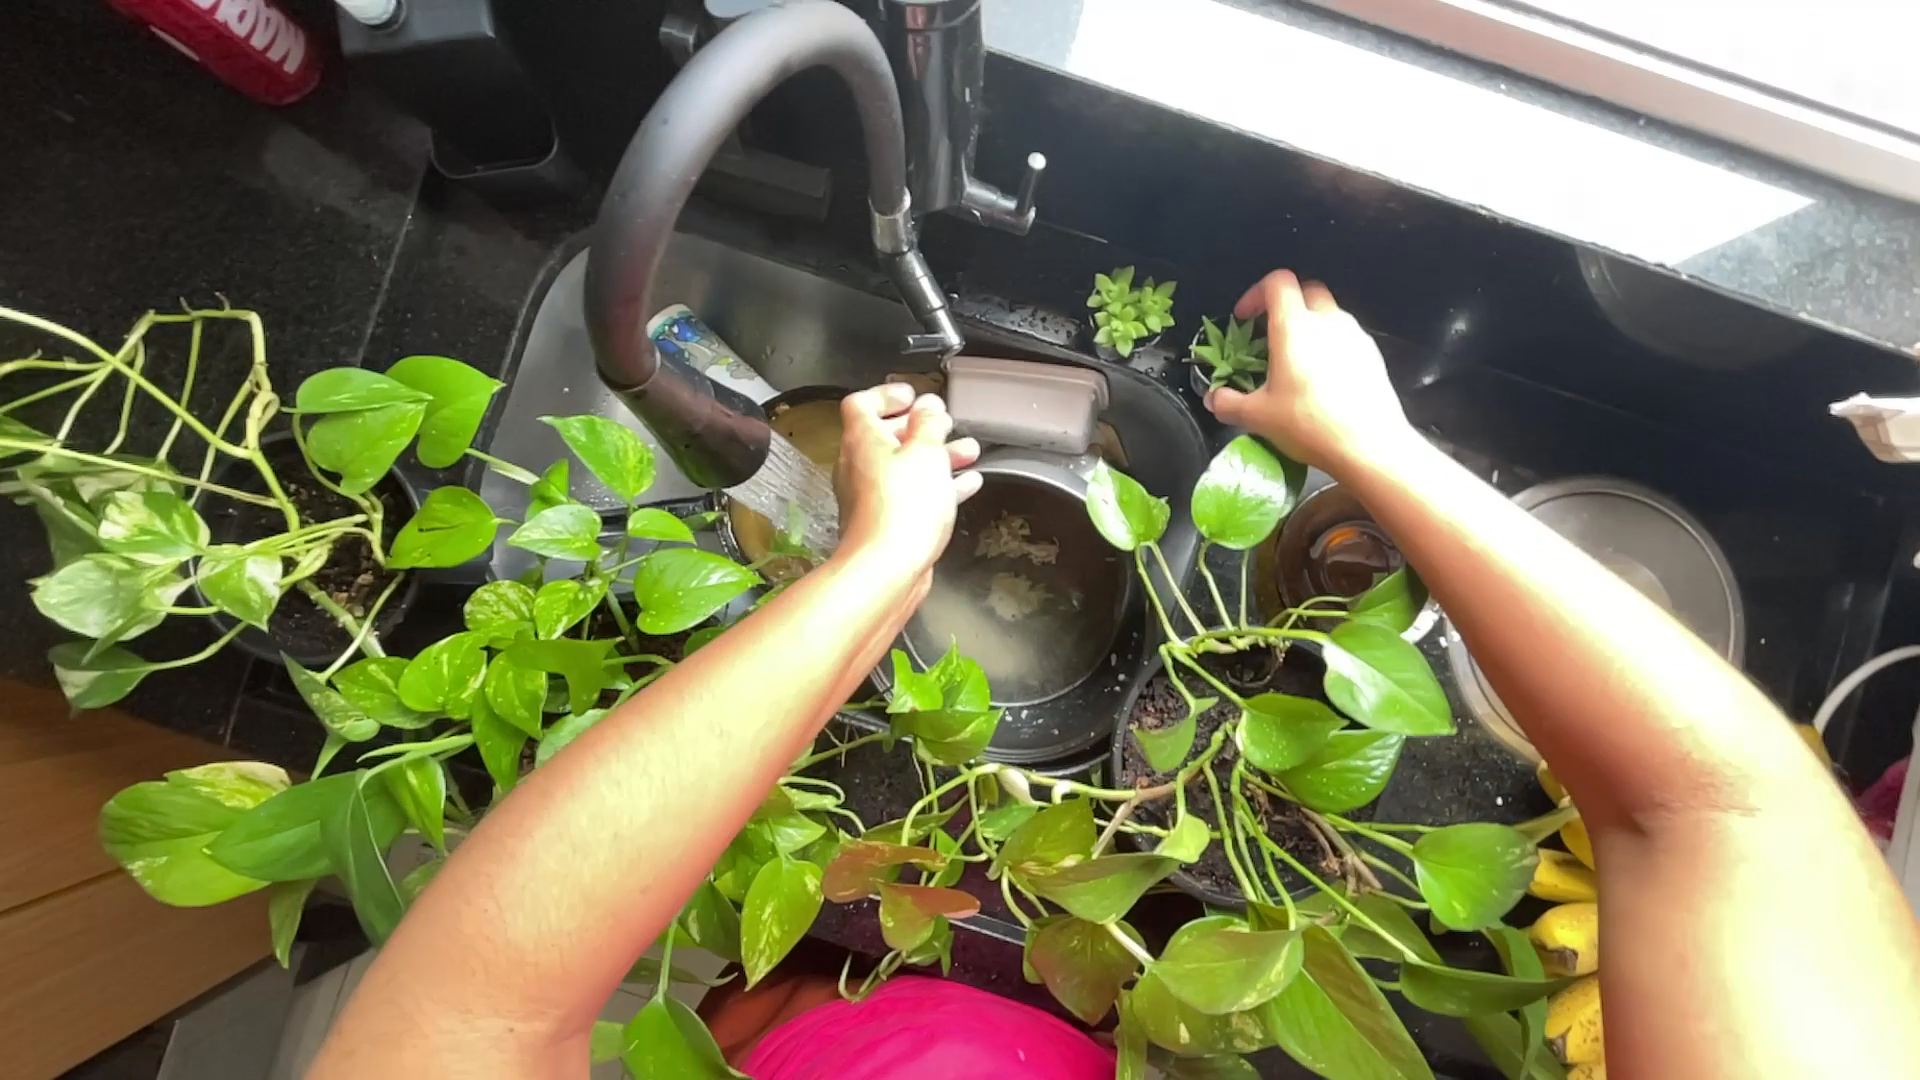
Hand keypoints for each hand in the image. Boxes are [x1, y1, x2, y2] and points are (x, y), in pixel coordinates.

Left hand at [834, 383, 981, 578]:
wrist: (887, 569)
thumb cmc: (902, 509)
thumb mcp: (926, 453)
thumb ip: (929, 426)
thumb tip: (929, 409)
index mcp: (862, 440)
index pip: (862, 403)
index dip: (887, 395)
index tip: (913, 395)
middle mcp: (859, 467)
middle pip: (887, 437)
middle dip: (921, 428)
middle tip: (944, 423)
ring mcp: (871, 497)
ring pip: (904, 467)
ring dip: (935, 457)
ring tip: (966, 451)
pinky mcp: (886, 523)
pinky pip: (911, 495)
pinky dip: (936, 486)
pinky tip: (964, 484)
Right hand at [1205, 270, 1414, 471]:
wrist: (1367, 446)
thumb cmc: (1308, 423)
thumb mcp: (1256, 417)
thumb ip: (1228, 403)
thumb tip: (1214, 399)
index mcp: (1295, 328)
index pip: (1278, 283)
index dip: (1255, 293)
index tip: (1244, 318)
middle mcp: (1328, 322)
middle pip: (1305, 292)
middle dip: (1283, 306)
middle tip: (1267, 334)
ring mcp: (1354, 336)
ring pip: (1328, 314)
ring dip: (1307, 326)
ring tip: (1292, 360)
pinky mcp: (1371, 355)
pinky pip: (1345, 337)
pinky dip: (1327, 346)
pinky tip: (1319, 379)